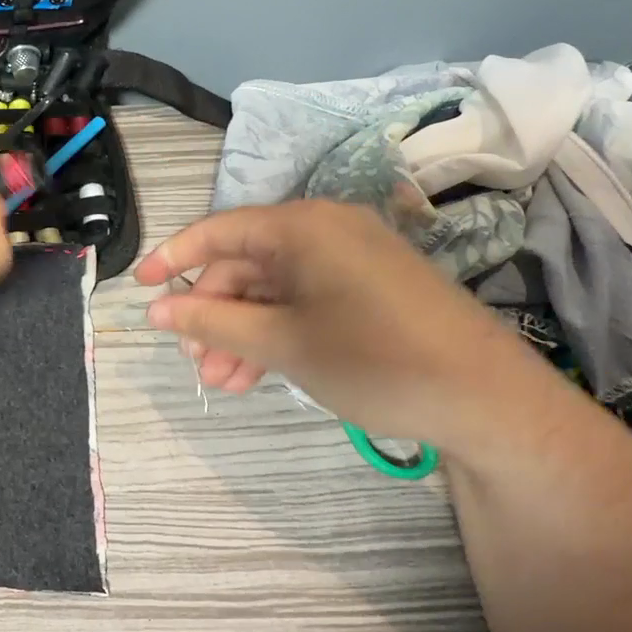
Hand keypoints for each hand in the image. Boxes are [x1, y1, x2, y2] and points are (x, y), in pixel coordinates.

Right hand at [134, 200, 538, 440]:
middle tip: (192, 358)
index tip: (138, 289)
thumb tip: (156, 309)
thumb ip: (211, 321)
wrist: (493, 404)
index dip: (171, 259)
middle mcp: (325, 231)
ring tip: (219, 381)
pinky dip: (275, 333)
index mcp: (302, 226)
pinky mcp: (371, 290)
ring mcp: (352, 261)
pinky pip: (303, 302)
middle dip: (211, 313)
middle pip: (243, 264)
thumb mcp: (281, 342)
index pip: (216, 231)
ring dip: (239, 332)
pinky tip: (255, 374)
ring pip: (271, 290)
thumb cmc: (375, 360)